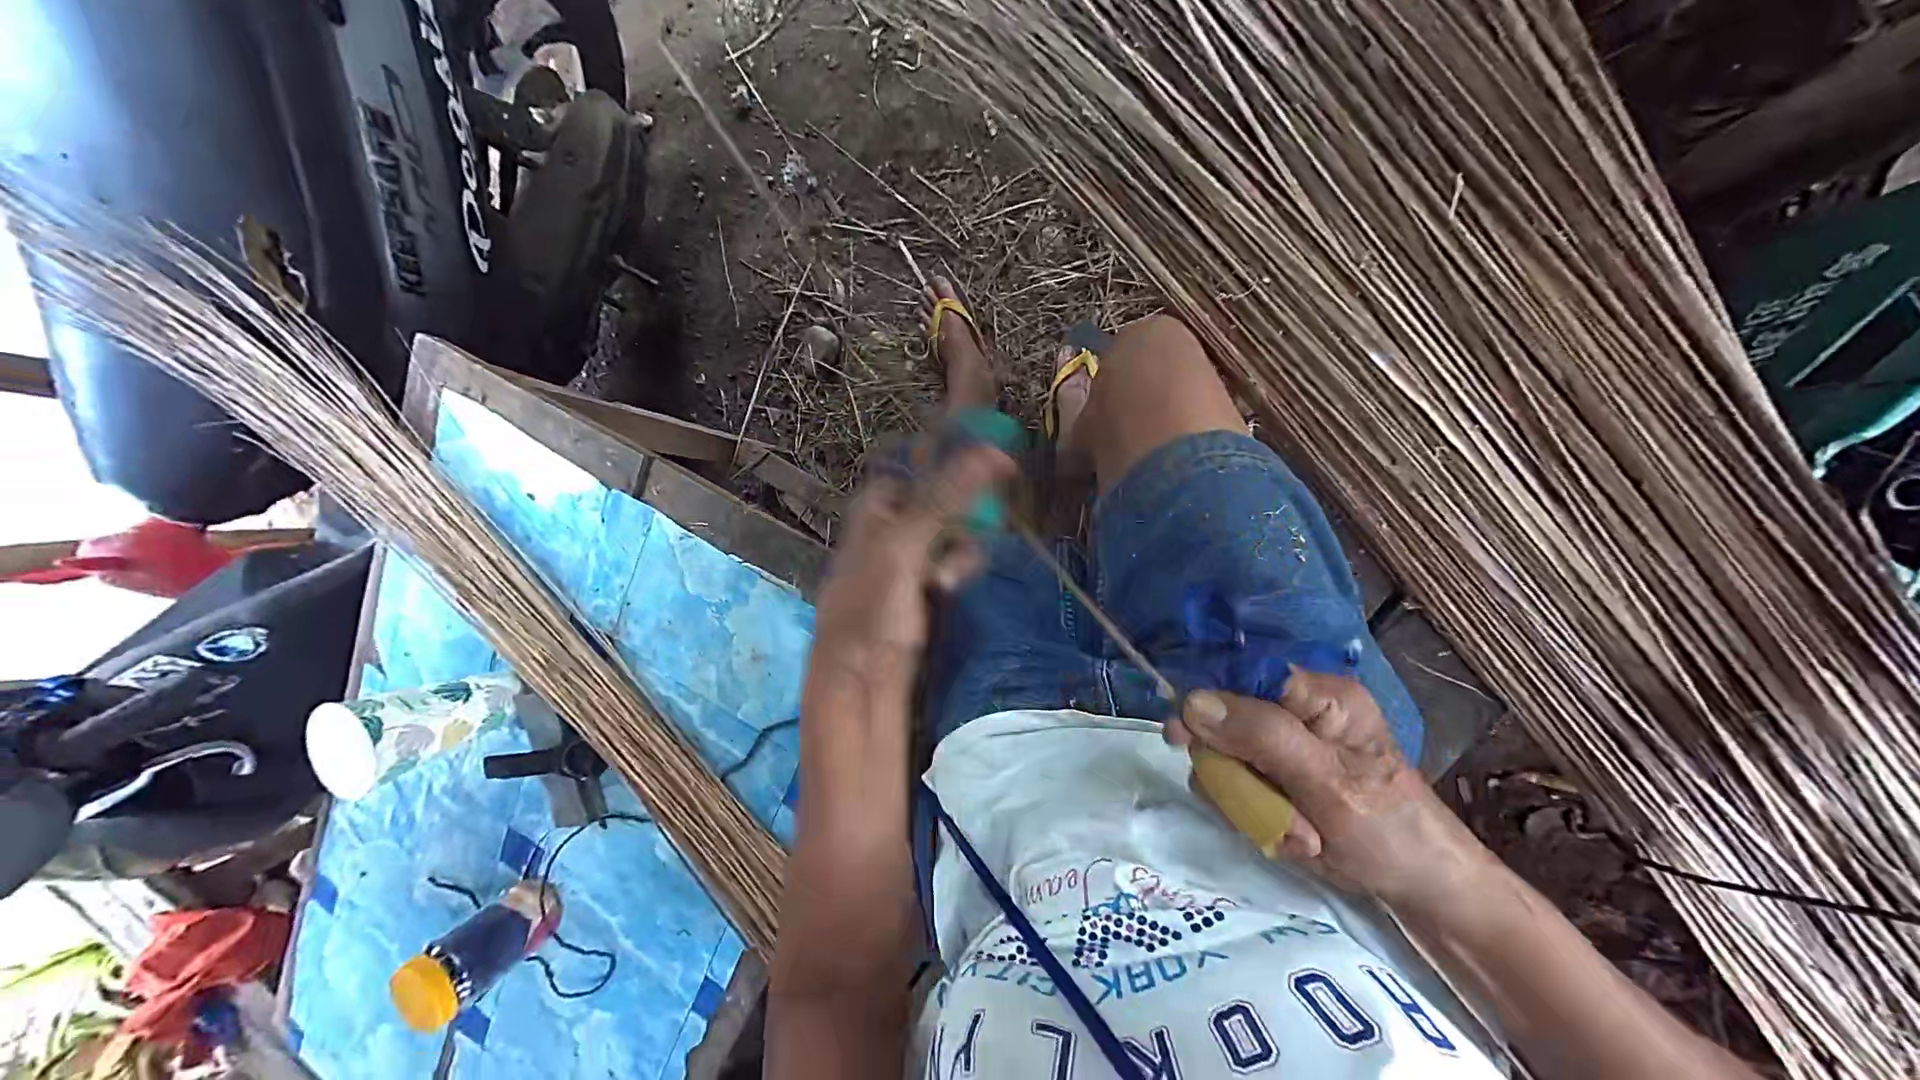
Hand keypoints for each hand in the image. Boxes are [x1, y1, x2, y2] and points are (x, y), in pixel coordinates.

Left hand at [811, 440, 1013, 660]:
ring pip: (959, 528)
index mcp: (879, 501)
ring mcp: (912, 550)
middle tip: (978, 527)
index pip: (926, 459)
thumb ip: (946, 497)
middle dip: (967, 514)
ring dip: (963, 549)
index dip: (961, 456)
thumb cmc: (871, 604)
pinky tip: (948, 587)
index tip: (1000, 460)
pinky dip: (958, 569)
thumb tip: (992, 452)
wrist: (861, 674)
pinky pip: (956, 558)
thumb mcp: (905, 545)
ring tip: (947, 578)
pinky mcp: (927, 579)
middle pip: (950, 494)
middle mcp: (895, 519)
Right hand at [1165, 669, 1492, 904]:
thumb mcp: (1326, 781)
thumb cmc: (1390, 830)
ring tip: (1296, 834)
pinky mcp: (1275, 779)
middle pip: (1223, 723)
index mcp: (1318, 695)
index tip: (1182, 738)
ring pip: (1224, 760)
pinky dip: (1254, 817)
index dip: (1207, 704)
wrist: (1420, 890)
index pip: (1243, 677)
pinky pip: (1235, 787)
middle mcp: (1296, 713)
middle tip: (1256, 806)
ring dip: (1249, 804)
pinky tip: (1290, 837)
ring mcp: (1283, 748)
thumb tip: (1193, 702)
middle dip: (1237, 775)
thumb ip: (1261, 736)